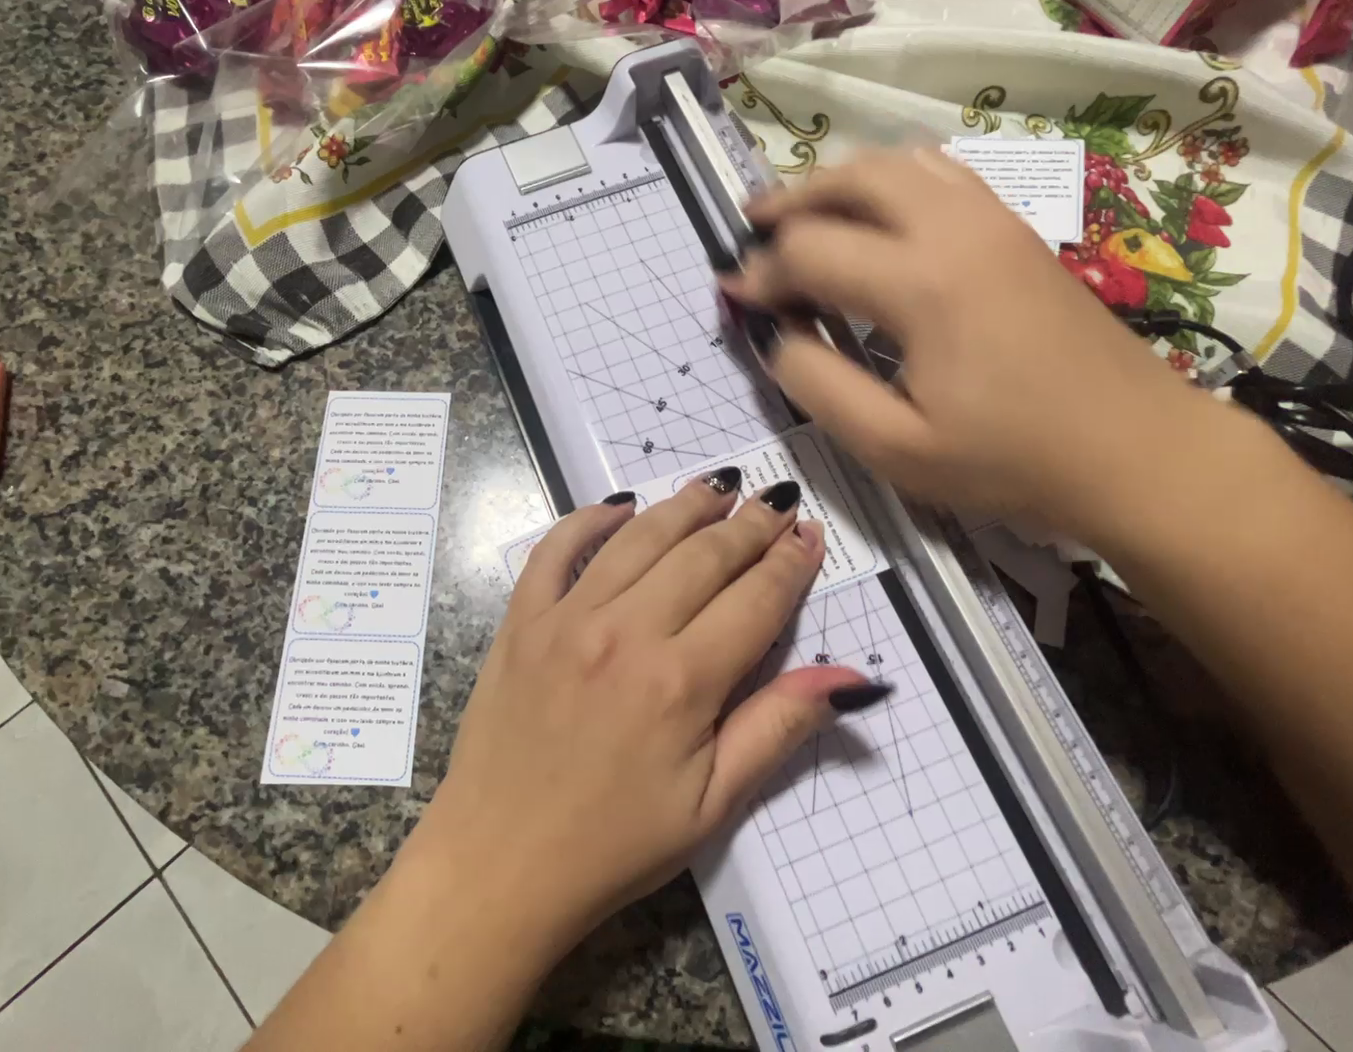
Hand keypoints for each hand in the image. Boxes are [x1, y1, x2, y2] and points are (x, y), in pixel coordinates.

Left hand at [411, 472, 884, 950]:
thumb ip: (778, 728)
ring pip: (638, 539)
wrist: (500, 864)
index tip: (810, 533)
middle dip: (748, 524)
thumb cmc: (615, 846)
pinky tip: (619, 507)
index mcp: (682, 682)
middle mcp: (626, 633)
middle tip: (774, 500)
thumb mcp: (712, 804)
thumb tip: (852, 677)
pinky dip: (589, 520)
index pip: (755, 599)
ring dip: (683, 507)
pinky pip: (555, 550)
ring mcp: (566, 620)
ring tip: (715, 487)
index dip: (790, 562)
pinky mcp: (520, 622)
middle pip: (703, 556)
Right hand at [720, 147, 1212, 542]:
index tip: (729, 297)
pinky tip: (879, 215)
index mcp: (922, 284)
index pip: (811, 251)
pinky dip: (891, 180)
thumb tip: (778, 340)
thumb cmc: (1009, 462)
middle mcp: (956, 230)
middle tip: (750, 227)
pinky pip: (941, 174)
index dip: (759, 273)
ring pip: (900, 163)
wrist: (1134, 452)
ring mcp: (995, 221)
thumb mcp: (895, 448)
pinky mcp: (1018, 232)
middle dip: (791, 199)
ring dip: (840, 181)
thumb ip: (820, 387)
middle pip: (854, 179)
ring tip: (802, 213)